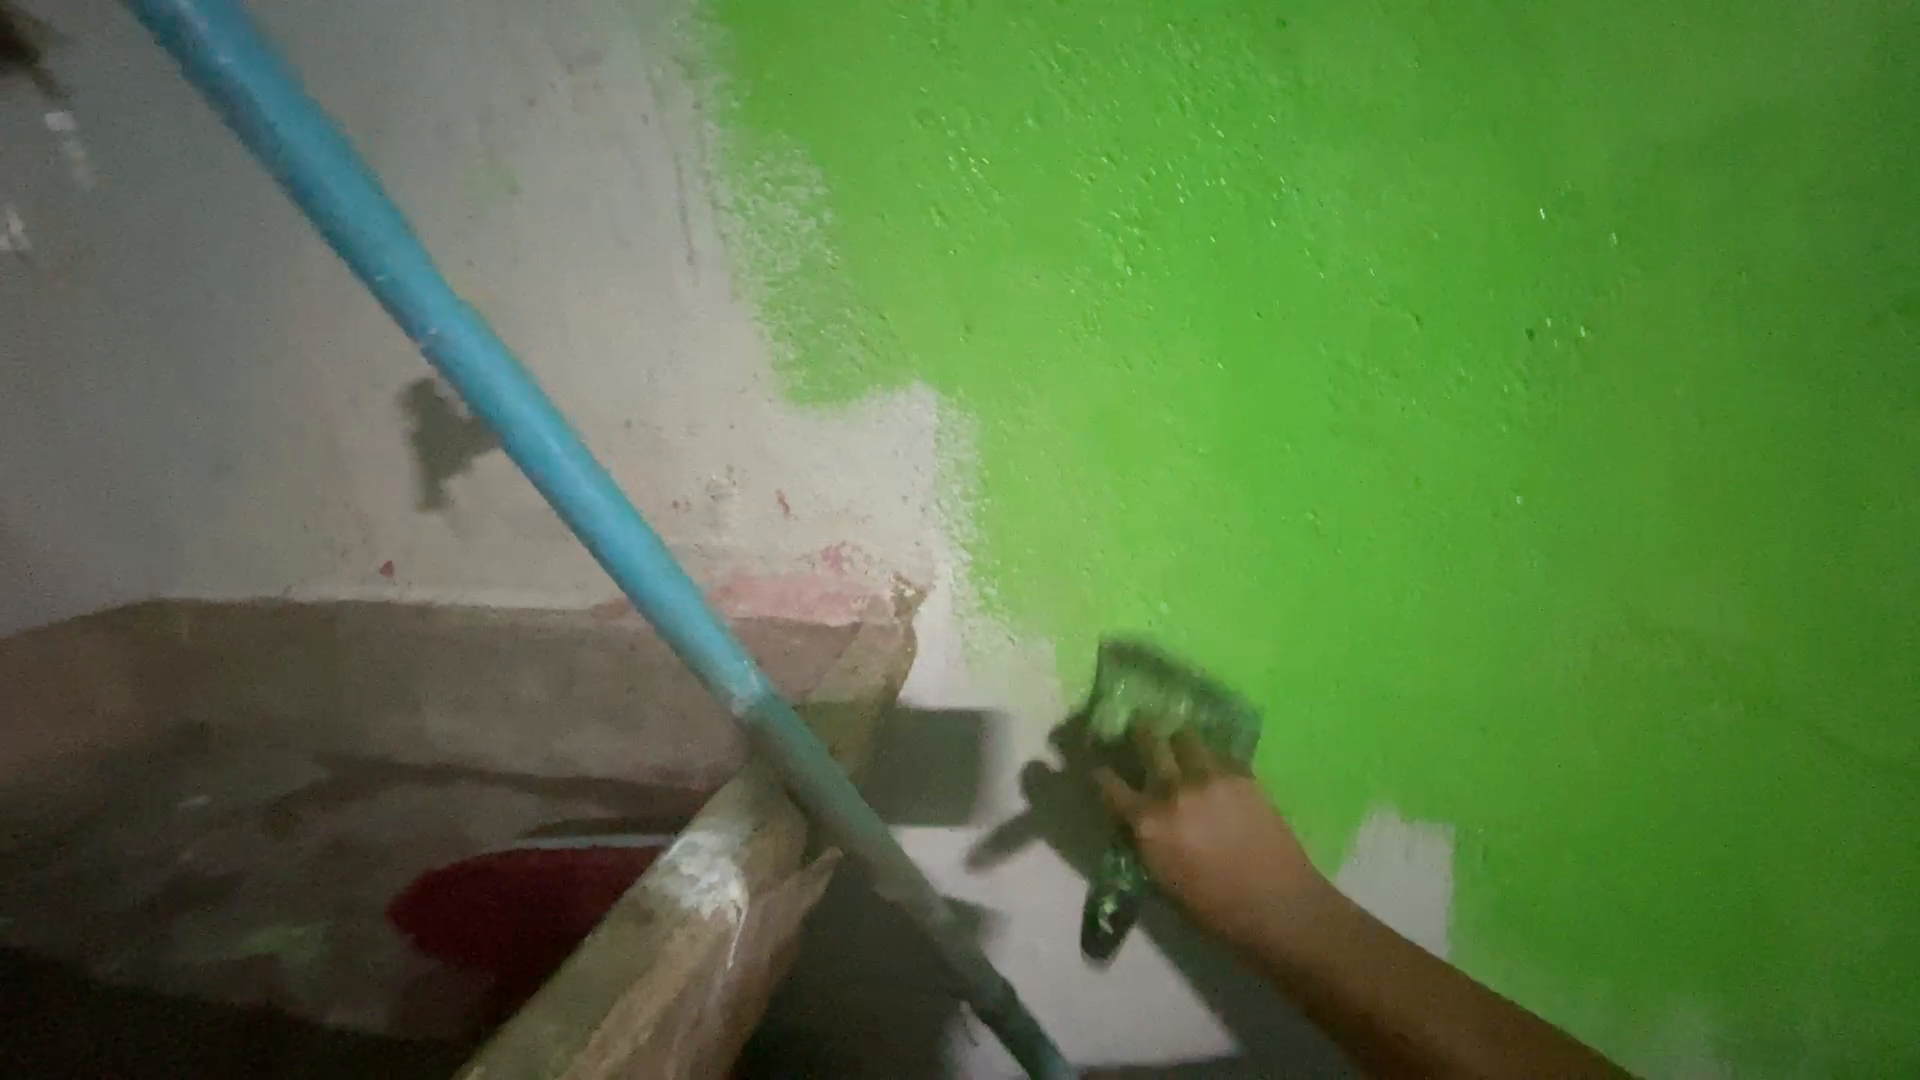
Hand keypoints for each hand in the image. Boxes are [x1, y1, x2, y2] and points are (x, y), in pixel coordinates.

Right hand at [1092, 728, 1326, 948]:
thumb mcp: (1161, 880)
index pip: (1108, 783)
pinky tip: (1214, 767)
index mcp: (1148, 823)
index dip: (1101, 773)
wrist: (1279, 908)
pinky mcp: (1242, 776)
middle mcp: (1173, 790)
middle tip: (1140, 733)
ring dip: (1178, 740)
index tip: (1102, 768)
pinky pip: (1218, 754)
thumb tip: (1135, 819)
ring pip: (1185, 737)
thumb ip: (1144, 841)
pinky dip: (1210, 757)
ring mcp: (1210, 778)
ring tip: (1180, 744)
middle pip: (1148, 740)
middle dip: (1140, 734)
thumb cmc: (1215, 910)